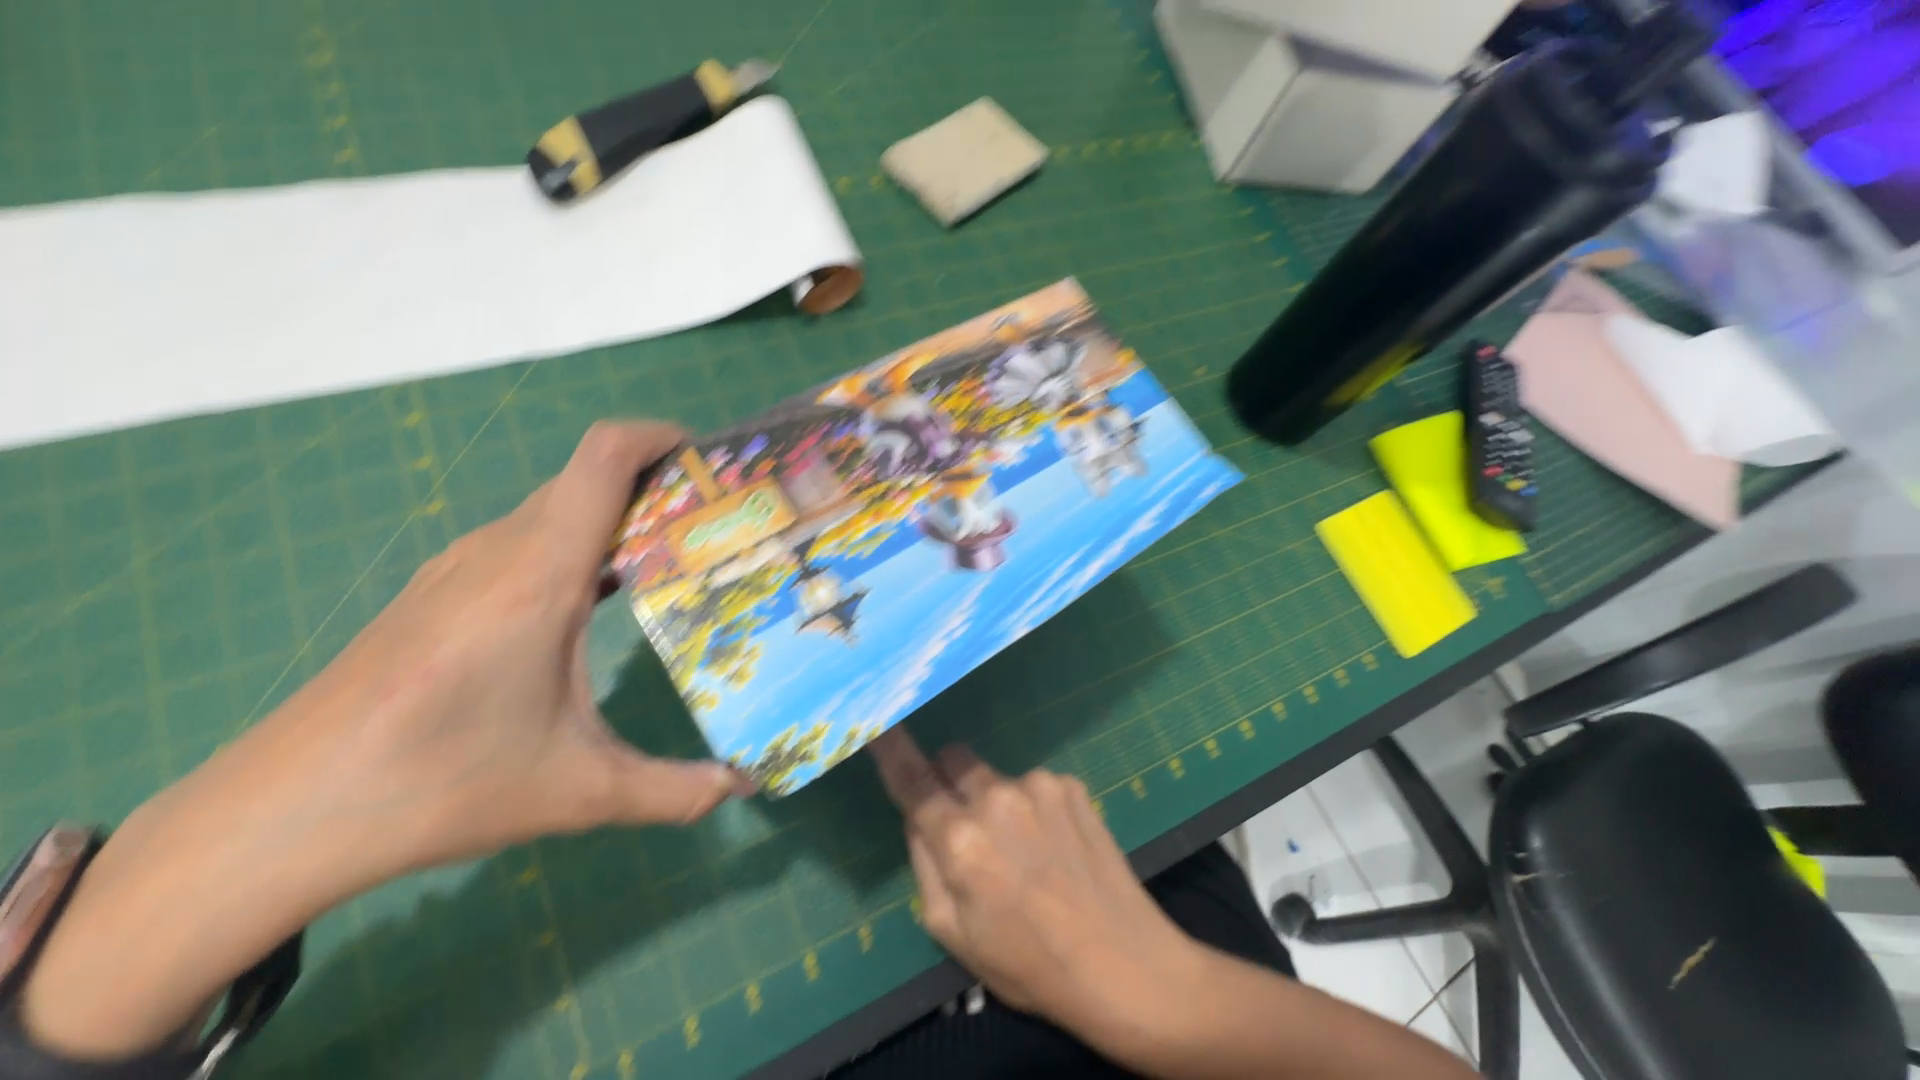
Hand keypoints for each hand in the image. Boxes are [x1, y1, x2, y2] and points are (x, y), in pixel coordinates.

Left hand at [22, 420, 747, 1059]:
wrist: (287, 811)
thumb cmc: (443, 784)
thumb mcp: (579, 793)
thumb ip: (676, 791)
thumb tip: (743, 787)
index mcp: (540, 574)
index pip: (604, 458)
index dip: (661, 437)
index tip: (711, 461)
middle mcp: (498, 551)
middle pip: (586, 481)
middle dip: (655, 490)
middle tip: (713, 534)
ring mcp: (457, 569)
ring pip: (550, 514)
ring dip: (611, 524)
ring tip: (666, 569)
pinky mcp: (433, 594)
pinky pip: (519, 545)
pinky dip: (569, 552)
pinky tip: (588, 610)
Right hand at [869, 730, 1197, 1037]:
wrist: (1126, 965)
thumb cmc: (1030, 965)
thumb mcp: (952, 933)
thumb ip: (924, 864)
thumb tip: (917, 817)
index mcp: (959, 839)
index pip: (912, 780)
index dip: (891, 751)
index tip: (880, 724)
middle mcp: (996, 798)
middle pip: (954, 761)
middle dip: (950, 785)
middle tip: (967, 830)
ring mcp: (1040, 787)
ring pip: (994, 777)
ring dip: (994, 801)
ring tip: (1025, 854)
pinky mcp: (1073, 787)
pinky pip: (1032, 785)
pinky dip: (1031, 807)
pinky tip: (1054, 848)